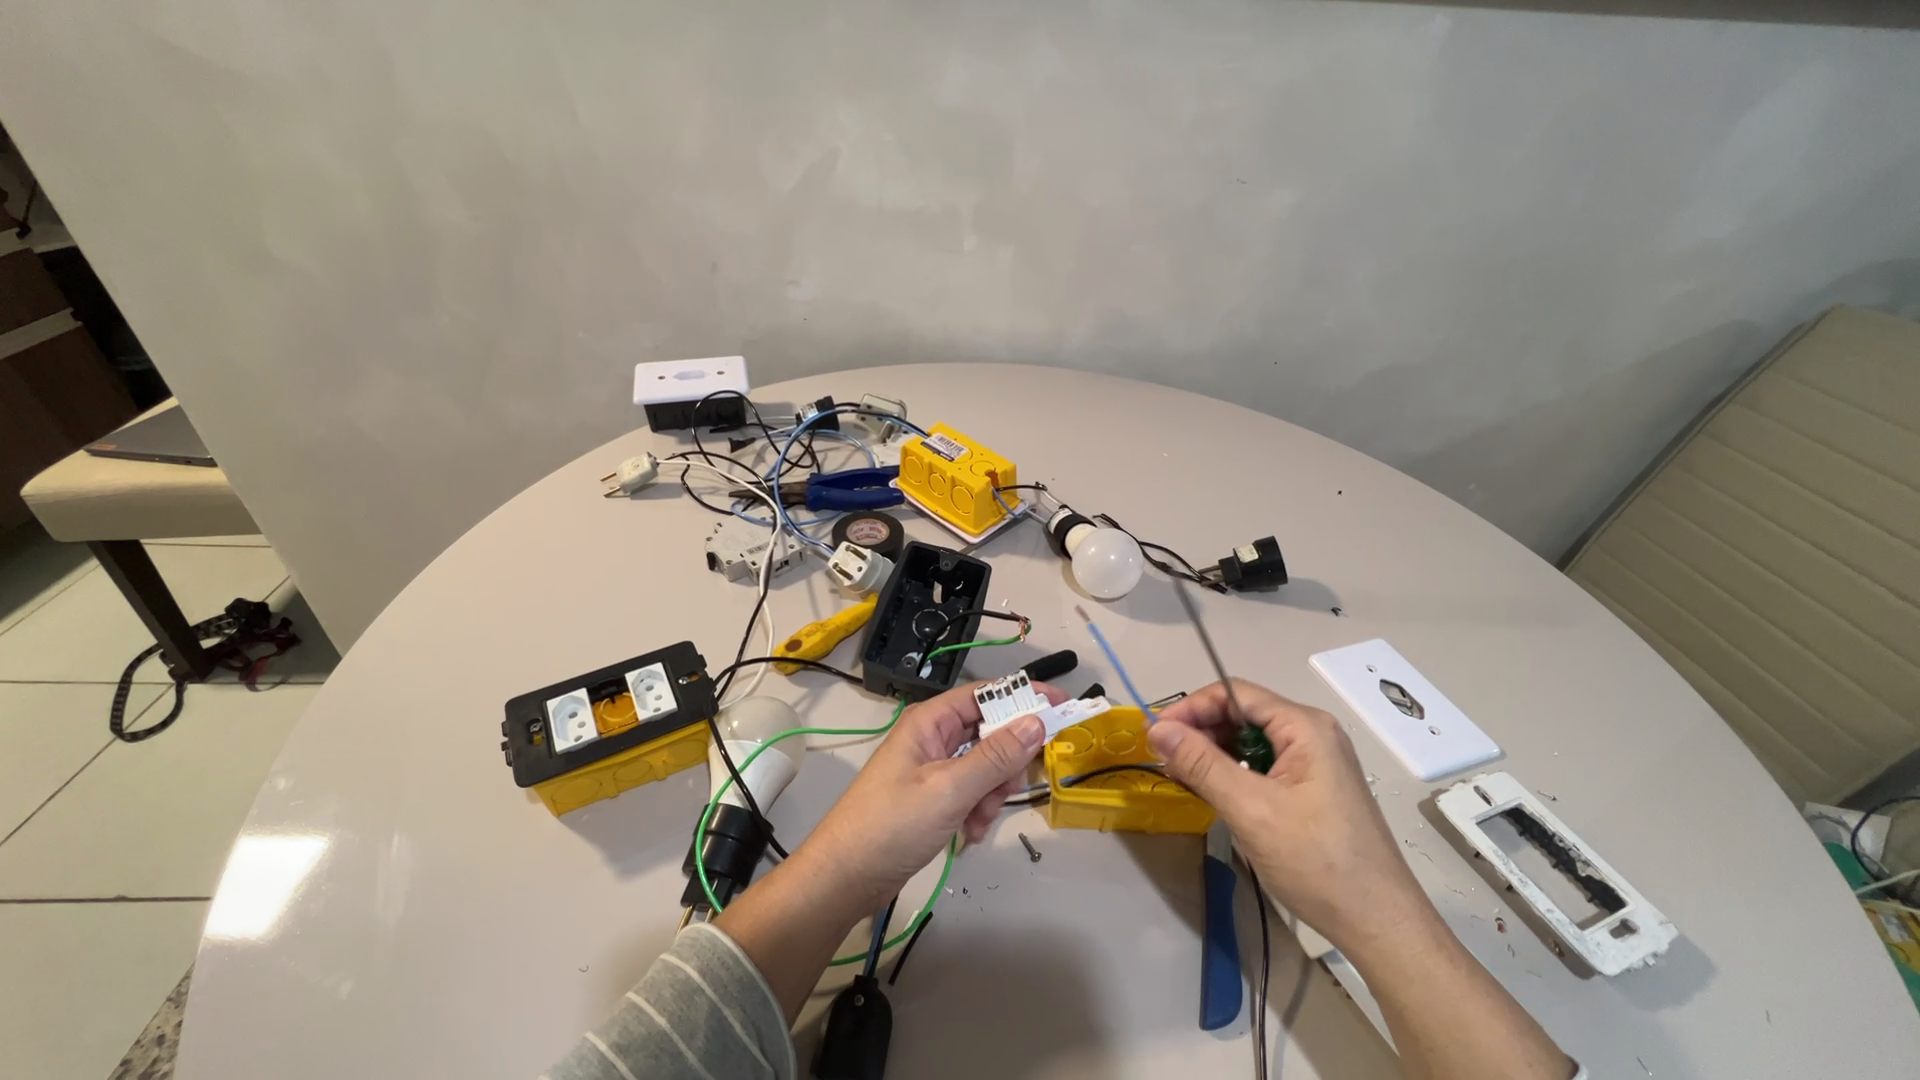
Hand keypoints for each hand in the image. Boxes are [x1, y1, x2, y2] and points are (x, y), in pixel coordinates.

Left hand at [801, 681, 1065, 909]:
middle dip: (1006, 762)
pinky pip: (972, 793)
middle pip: (990, 732)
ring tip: (979, 820)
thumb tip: (1036, 721)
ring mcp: (933, 769)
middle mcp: (933, 737)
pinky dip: (979, 810)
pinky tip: (971, 833)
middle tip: (1007, 789)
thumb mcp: (950, 789)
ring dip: (992, 793)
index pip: (987, 694)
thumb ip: (996, 756)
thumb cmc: (893, 824)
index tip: (1062, 706)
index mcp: (930, 721)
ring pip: (985, 767)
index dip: (1024, 696)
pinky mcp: (934, 798)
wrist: (846, 877)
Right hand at [1148, 680, 1437, 958]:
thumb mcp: (1250, 809)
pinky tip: (1213, 793)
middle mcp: (1313, 734)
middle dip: (1200, 731)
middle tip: (1164, 759)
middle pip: (1243, 714)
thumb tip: (1157, 729)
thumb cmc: (1316, 861)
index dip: (1191, 708)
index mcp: (1305, 727)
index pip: (1235, 694)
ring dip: (1213, 753)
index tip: (1155, 734)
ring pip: (1250, 741)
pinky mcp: (1314, 788)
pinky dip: (1233, 773)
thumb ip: (1201, 764)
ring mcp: (1316, 762)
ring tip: (1182, 777)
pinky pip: (1263, 765)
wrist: (1378, 922)